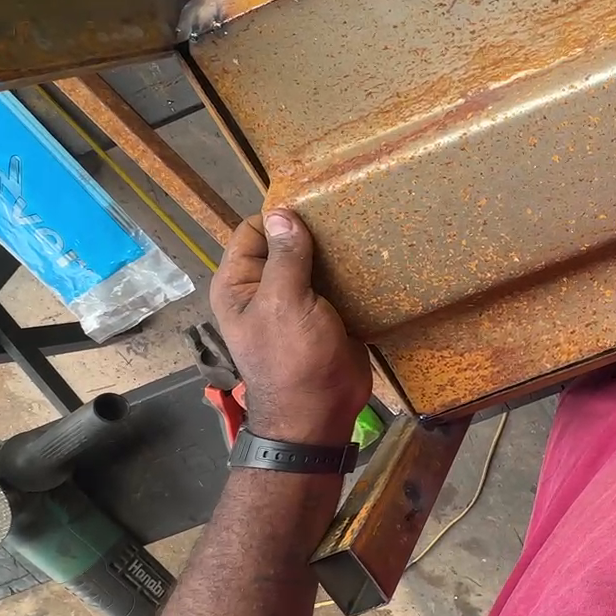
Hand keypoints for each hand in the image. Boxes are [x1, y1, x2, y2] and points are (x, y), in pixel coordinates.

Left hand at [210, 209, 370, 446]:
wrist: (320, 411)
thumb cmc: (293, 358)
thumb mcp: (285, 303)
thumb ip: (286, 257)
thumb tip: (283, 212)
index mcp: (241, 284)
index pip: (254, 232)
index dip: (281, 216)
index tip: (318, 204)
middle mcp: (266, 290)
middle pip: (287, 245)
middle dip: (315, 232)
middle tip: (350, 214)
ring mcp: (298, 304)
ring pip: (317, 264)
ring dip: (338, 252)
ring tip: (367, 233)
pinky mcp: (329, 316)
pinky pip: (338, 285)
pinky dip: (353, 274)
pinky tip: (375, 261)